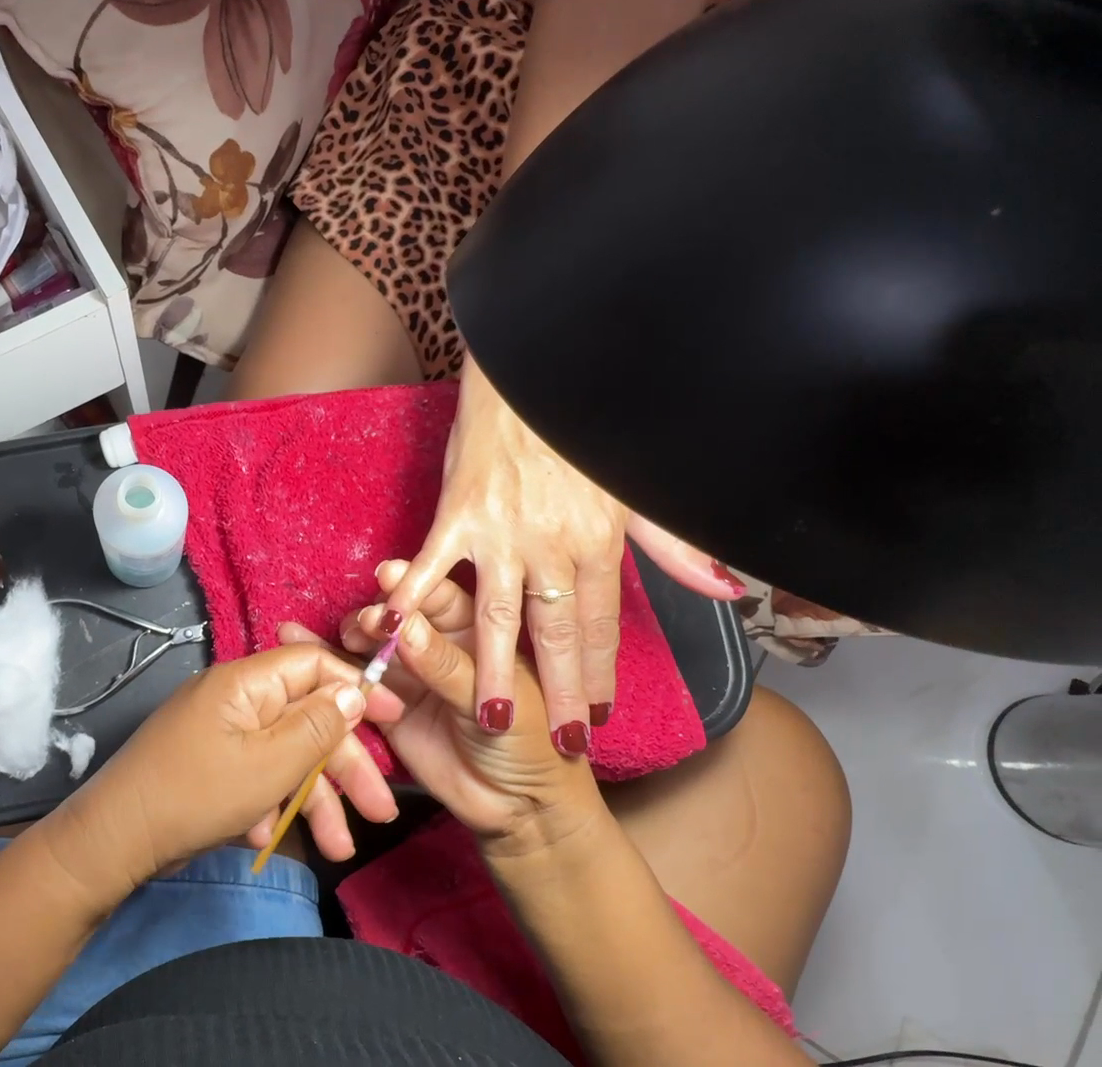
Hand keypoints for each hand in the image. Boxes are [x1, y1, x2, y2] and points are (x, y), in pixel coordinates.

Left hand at [48, 644, 402, 890]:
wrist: (119, 837)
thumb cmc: (198, 792)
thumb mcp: (270, 763)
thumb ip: (317, 727)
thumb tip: (353, 692)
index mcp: (246, 683)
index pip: (313, 665)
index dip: (356, 689)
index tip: (394, 719)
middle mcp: (235, 700)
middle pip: (305, 720)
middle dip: (343, 768)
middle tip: (380, 812)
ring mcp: (221, 734)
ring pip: (284, 756)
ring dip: (312, 800)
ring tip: (336, 849)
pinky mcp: (211, 766)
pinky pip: (255, 776)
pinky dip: (269, 805)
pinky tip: (265, 837)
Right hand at [310, 561, 605, 856]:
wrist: (518, 808)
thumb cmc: (528, 741)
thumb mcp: (493, 696)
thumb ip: (445, 663)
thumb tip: (401, 625)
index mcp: (472, 630)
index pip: (437, 597)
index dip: (413, 585)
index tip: (388, 577)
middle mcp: (433, 645)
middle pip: (395, 617)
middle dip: (376, 614)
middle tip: (364, 623)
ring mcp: (405, 675)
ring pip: (368, 645)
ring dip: (348, 634)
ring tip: (339, 636)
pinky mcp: (381, 706)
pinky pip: (351, 682)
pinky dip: (325, 662)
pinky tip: (295, 638)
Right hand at [388, 358, 744, 754]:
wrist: (533, 376)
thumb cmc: (578, 430)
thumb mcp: (635, 487)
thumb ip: (674, 546)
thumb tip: (725, 592)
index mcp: (598, 541)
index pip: (603, 623)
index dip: (603, 672)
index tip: (598, 715)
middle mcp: (553, 546)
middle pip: (558, 631)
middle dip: (561, 690)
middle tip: (561, 743)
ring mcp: (501, 533)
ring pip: (499, 612)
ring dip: (492, 665)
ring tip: (489, 714)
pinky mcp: (457, 515)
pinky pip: (433, 564)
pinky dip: (414, 595)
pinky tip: (396, 627)